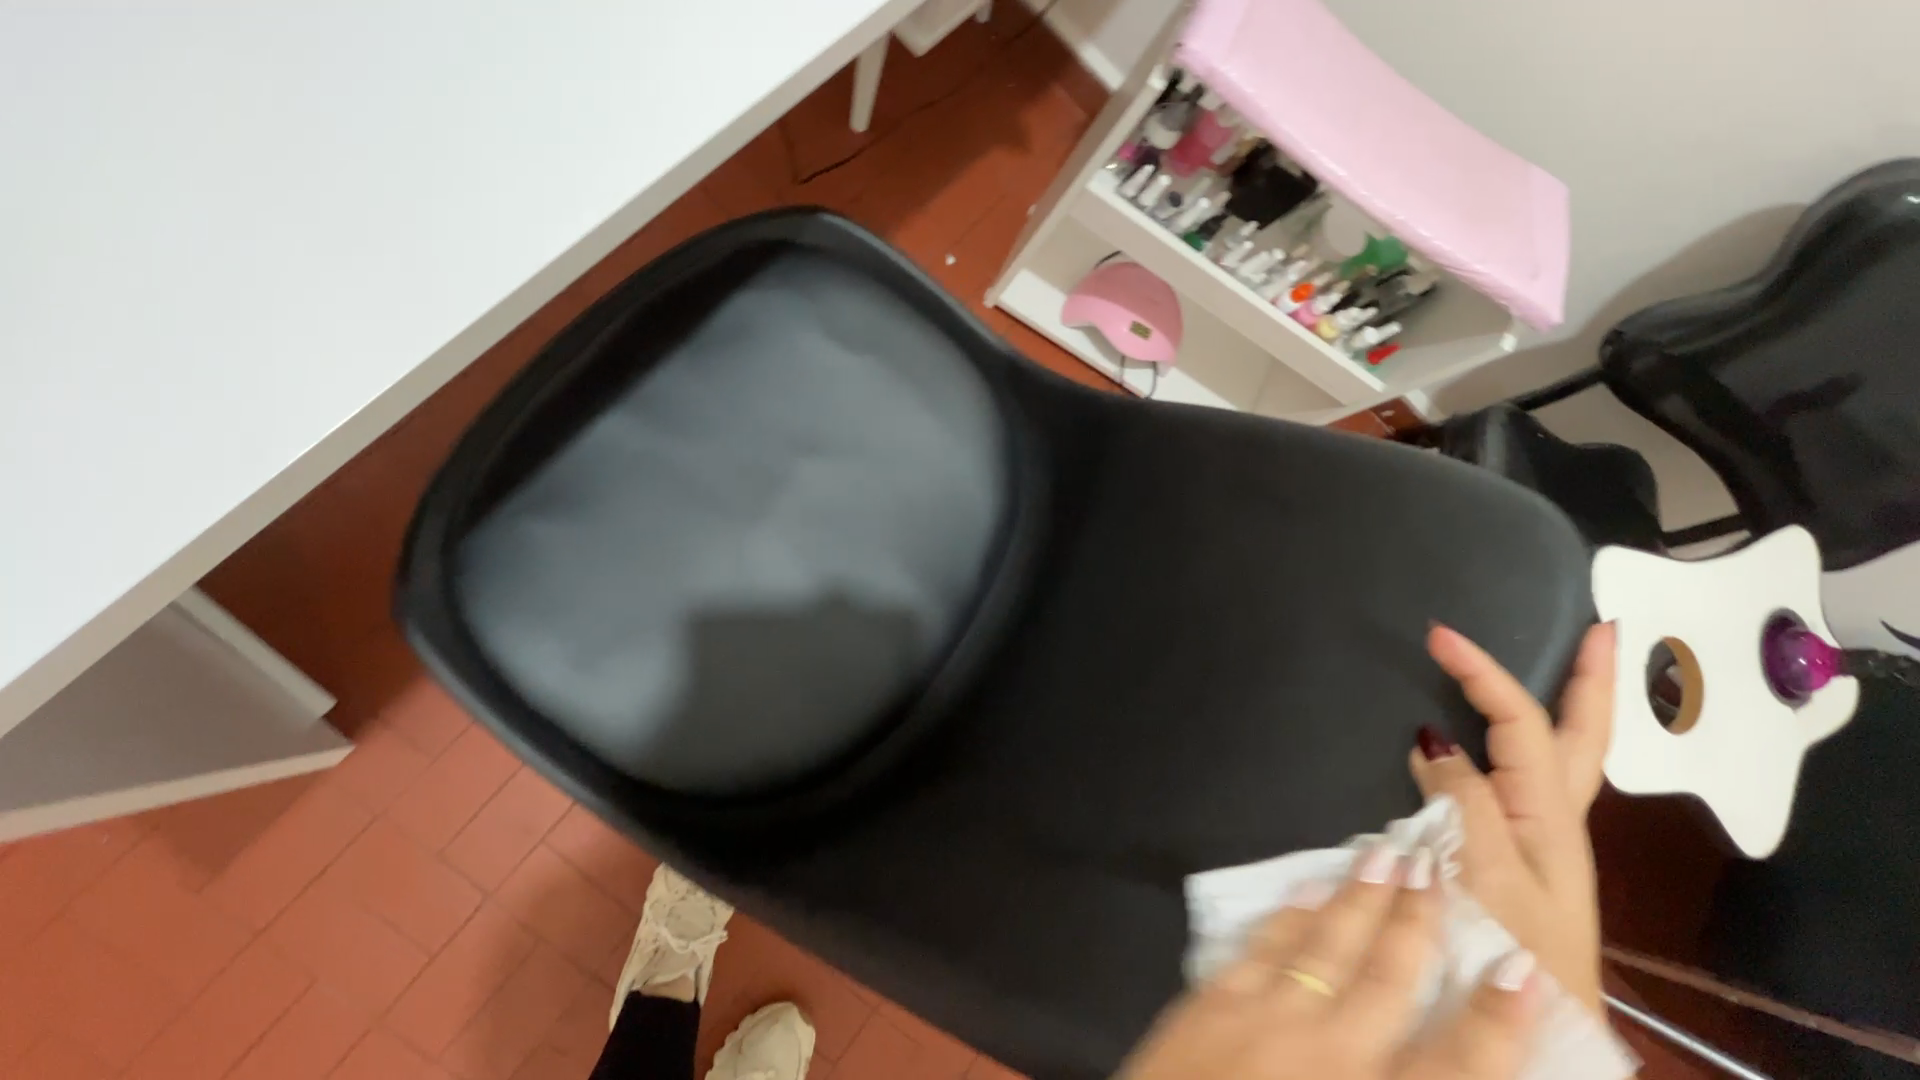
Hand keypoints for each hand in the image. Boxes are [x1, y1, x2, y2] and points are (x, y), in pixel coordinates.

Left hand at [1118, 849, 1540, 1079]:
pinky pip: (1262, 947)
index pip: (1457, 1066)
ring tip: (1381, 854)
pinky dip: (1290, 916)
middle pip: (1387, 978)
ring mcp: (1264, 1019)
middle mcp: (1329, 1055)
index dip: (1495, 1020)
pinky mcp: (1211, 1003)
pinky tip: (1306, 892)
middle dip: (1416, 920)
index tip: (1519, 969)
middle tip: (1431, 865)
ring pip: (1325, 946)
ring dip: (1357, 900)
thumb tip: (1435, 1061)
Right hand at [1411, 622, 1614, 1012]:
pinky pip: (1524, 783)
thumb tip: (1433, 744)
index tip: (1438, 634)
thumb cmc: (1510, 953)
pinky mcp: (1518, 856)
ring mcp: (1542, 838)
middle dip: (1591, 680)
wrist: (1536, 1024)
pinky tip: (1503, 750)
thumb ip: (1464, 807)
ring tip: (1564, 671)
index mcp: (1548, 815)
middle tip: (1603, 629)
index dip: (1483, 674)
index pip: (1521, 725)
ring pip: (1561, 758)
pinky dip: (1523, 746)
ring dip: (1567, 708)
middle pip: (1583, 736)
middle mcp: (1554, 818)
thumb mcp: (1484, 878)